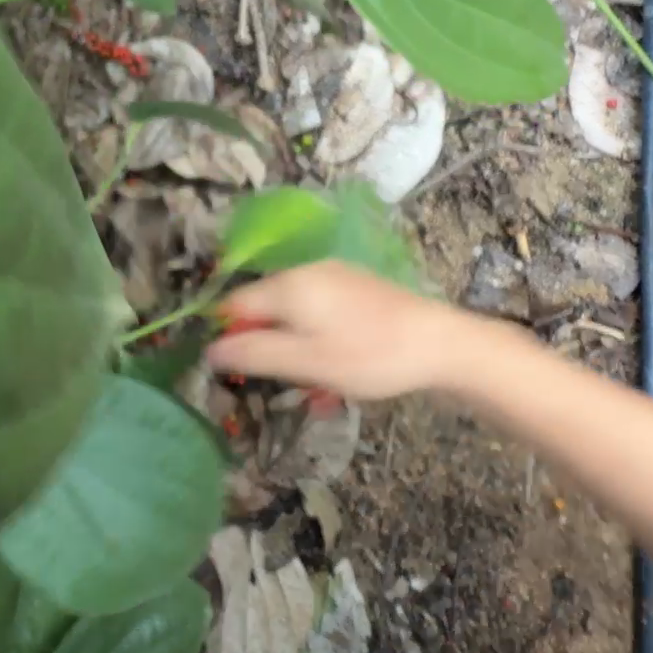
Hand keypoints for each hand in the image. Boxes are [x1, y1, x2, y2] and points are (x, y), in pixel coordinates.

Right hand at [205, 260, 485, 400]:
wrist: (442, 345)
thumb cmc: (369, 357)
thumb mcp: (306, 363)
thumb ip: (255, 354)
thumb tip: (210, 349)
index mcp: (288, 285)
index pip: (235, 303)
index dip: (230, 334)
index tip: (240, 369)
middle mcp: (306, 271)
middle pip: (264, 306)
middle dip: (267, 342)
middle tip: (288, 379)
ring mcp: (333, 275)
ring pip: (294, 311)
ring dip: (294, 345)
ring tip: (317, 381)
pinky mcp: (355, 286)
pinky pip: (319, 310)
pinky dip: (316, 336)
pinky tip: (337, 364)